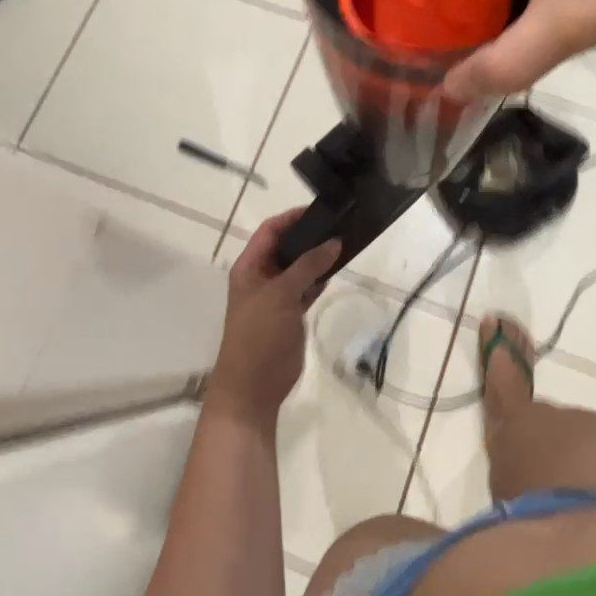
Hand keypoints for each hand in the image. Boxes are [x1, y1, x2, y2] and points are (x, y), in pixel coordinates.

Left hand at [205, 211, 341, 426]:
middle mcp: (261, 277)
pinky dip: (320, 279)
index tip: (319, 210)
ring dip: (318, 258)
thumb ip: (307, 266)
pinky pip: (307, 288)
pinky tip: (337, 270)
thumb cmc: (259, 334)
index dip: (291, 218)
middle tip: (339, 224)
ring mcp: (276, 297)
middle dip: (309, 236)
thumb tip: (334, 242)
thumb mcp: (281, 294)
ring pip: (299, 268)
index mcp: (249, 267)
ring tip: (345, 242)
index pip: (270, 231)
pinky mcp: (290, 314)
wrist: (253, 385)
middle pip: (286, 248)